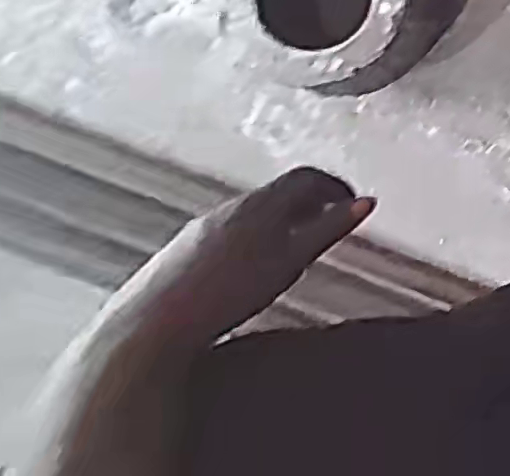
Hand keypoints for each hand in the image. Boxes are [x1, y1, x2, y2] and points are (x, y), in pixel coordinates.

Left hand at [138, 167, 373, 343]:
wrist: (142, 334)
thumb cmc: (231, 292)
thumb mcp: (294, 260)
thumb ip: (331, 228)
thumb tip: (367, 202)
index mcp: (262, 203)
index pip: (308, 176)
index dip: (335, 186)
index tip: (350, 204)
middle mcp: (229, 207)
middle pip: (278, 191)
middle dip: (308, 202)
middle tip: (326, 223)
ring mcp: (198, 229)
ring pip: (251, 212)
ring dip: (279, 220)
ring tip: (292, 246)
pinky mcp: (175, 252)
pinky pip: (226, 230)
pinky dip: (251, 235)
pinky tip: (249, 266)